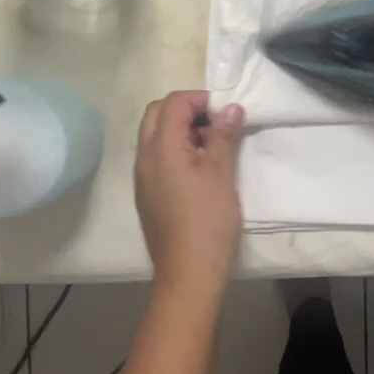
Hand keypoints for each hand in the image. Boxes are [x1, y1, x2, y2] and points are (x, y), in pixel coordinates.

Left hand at [134, 91, 245, 285]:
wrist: (188, 273)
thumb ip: (224, 136)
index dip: (201, 99)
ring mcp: (143, 178)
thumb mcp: (222, 174)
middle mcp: (144, 158)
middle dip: (188, 110)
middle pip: (157, 115)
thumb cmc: (208, 221)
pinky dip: (177, 151)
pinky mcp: (149, 195)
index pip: (173, 103)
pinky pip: (158, 158)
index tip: (228, 112)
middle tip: (219, 125)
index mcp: (160, 148)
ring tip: (215, 147)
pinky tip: (202, 170)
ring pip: (155, 136)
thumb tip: (230, 108)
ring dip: (182, 131)